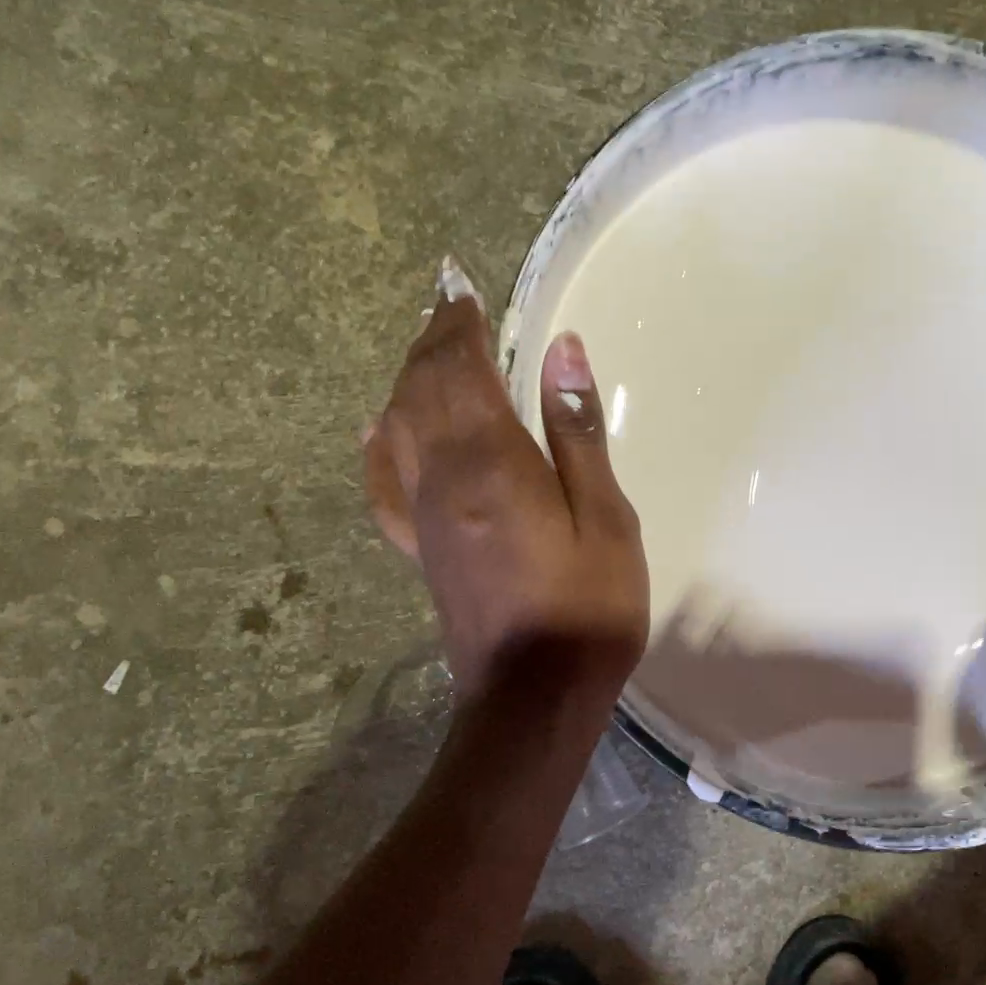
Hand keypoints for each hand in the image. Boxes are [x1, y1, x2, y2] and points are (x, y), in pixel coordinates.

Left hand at [363, 285, 648, 709]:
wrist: (534, 697)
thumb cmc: (589, 608)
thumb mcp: (607, 517)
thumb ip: (577, 432)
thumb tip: (563, 350)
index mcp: (490, 463)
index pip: (459, 369)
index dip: (458, 324)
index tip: (462, 287)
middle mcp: (441, 478)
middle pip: (419, 389)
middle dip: (432, 341)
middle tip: (451, 306)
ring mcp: (421, 517)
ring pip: (397, 426)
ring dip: (409, 380)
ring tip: (430, 353)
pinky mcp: (419, 549)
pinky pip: (383, 482)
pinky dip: (379, 444)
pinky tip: (378, 430)